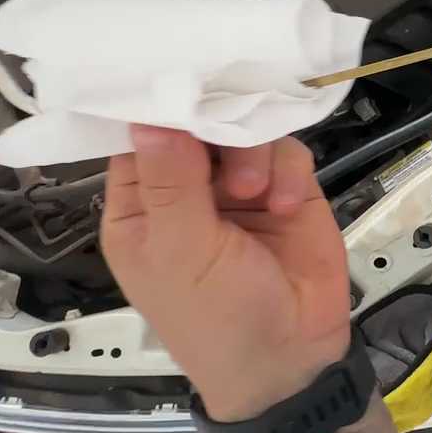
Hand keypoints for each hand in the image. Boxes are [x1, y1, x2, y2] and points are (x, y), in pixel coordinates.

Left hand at [101, 127, 351, 421]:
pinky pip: (290, 153)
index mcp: (143, 209)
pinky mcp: (291, 190)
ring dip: (257, 157)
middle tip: (230, 154)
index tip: (175, 81)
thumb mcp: (181, 253)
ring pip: (249, 133)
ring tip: (260, 195)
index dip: (155, 112)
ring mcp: (245, 190)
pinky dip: (290, 173)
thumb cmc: (216, 316)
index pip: (139, 142)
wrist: (292, 351)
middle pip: (201, 128)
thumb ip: (170, 184)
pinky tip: (288, 205)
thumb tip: (150, 118)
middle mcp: (191, 192)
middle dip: (217, 134)